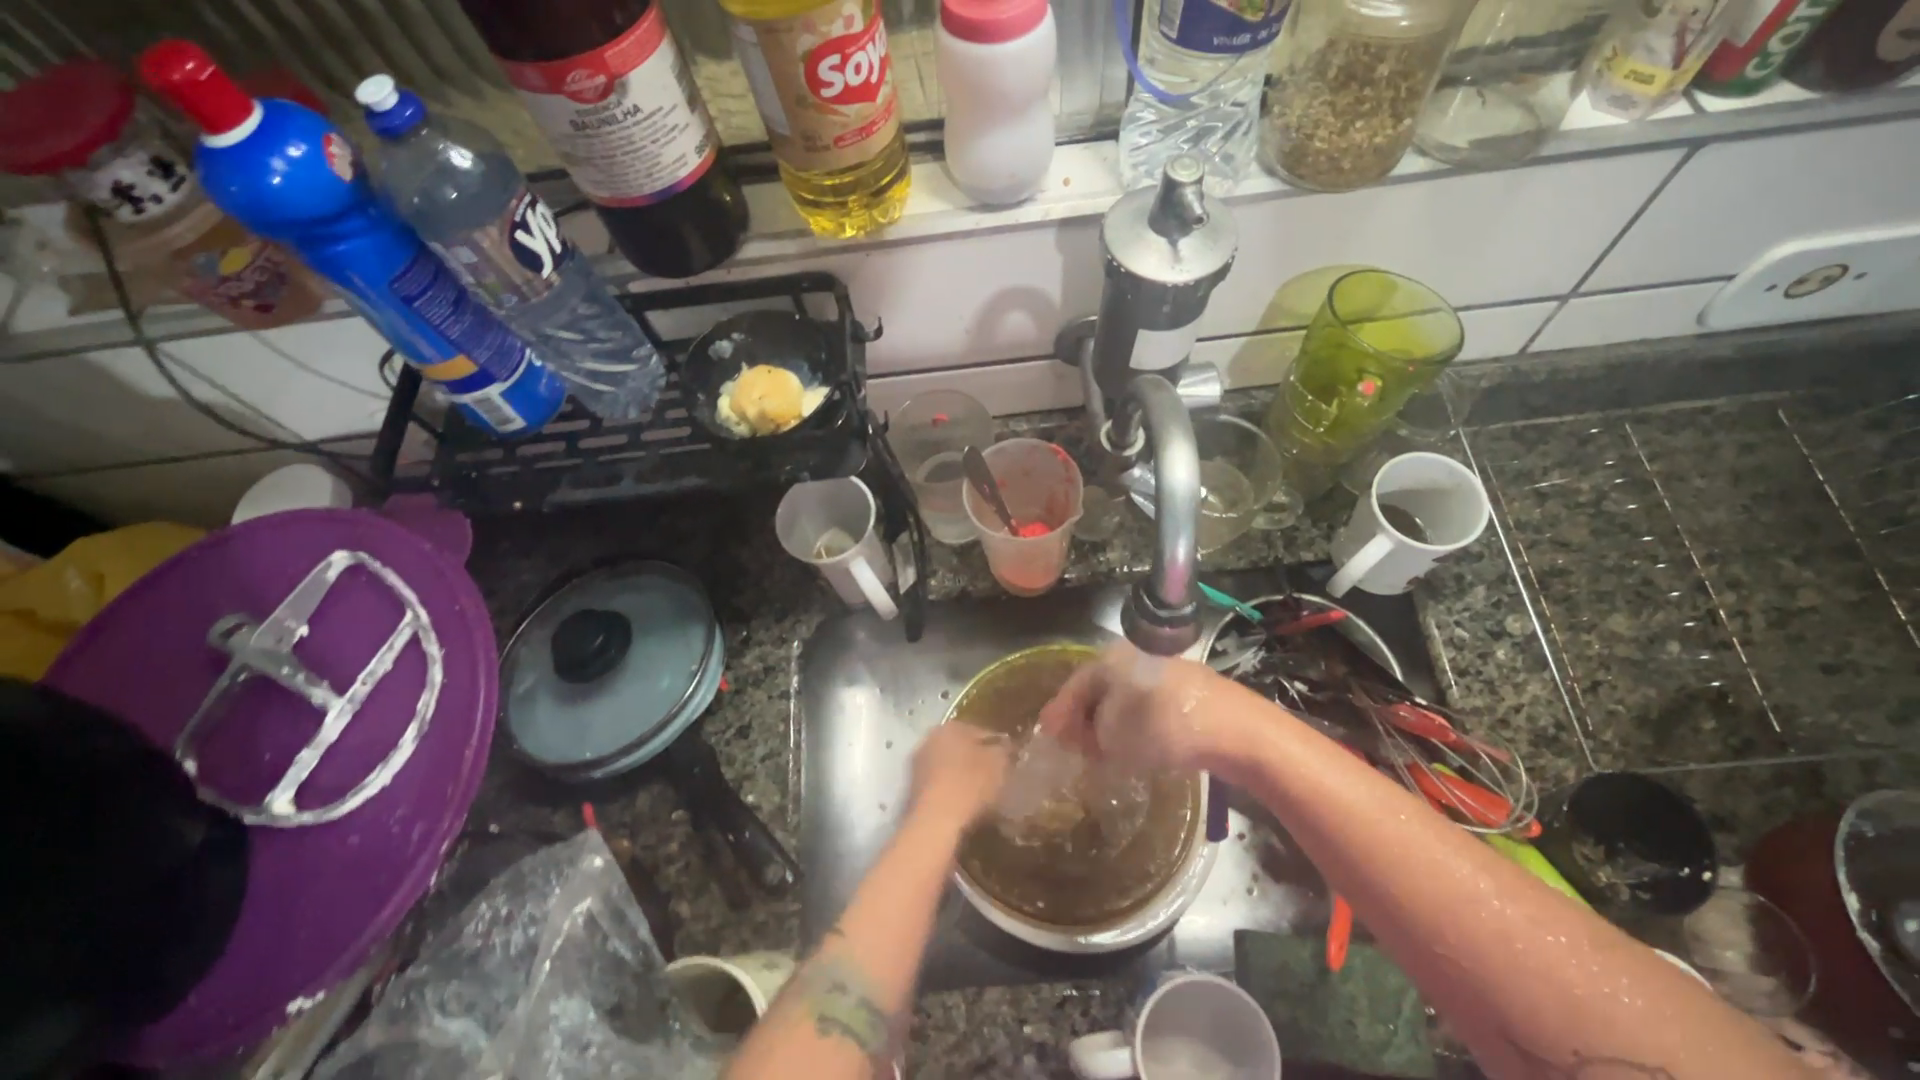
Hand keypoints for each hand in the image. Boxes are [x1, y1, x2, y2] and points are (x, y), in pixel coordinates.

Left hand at [908, 723, 1012, 832]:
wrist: (934, 821)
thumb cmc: (970, 785)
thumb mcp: (999, 764)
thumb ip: (1003, 751)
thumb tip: (1004, 747)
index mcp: (952, 727)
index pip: (983, 732)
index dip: (999, 747)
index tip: (1010, 762)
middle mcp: (930, 739)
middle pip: (962, 748)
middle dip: (978, 761)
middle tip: (997, 778)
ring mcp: (918, 764)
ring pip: (949, 767)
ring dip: (963, 777)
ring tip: (982, 796)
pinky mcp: (912, 789)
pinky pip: (939, 785)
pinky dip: (951, 792)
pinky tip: (964, 806)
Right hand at [1036, 642, 1233, 772]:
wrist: (1235, 731)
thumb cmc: (1161, 727)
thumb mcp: (1109, 735)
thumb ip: (1085, 735)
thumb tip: (1082, 736)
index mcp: (1112, 658)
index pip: (1074, 685)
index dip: (1059, 714)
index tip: (1049, 739)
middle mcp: (1137, 656)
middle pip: (1100, 690)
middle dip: (1084, 720)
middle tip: (1073, 749)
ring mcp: (1166, 672)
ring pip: (1126, 699)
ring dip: (1110, 726)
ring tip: (1102, 754)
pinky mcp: (1189, 692)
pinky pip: (1150, 707)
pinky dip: (1136, 727)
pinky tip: (1136, 749)